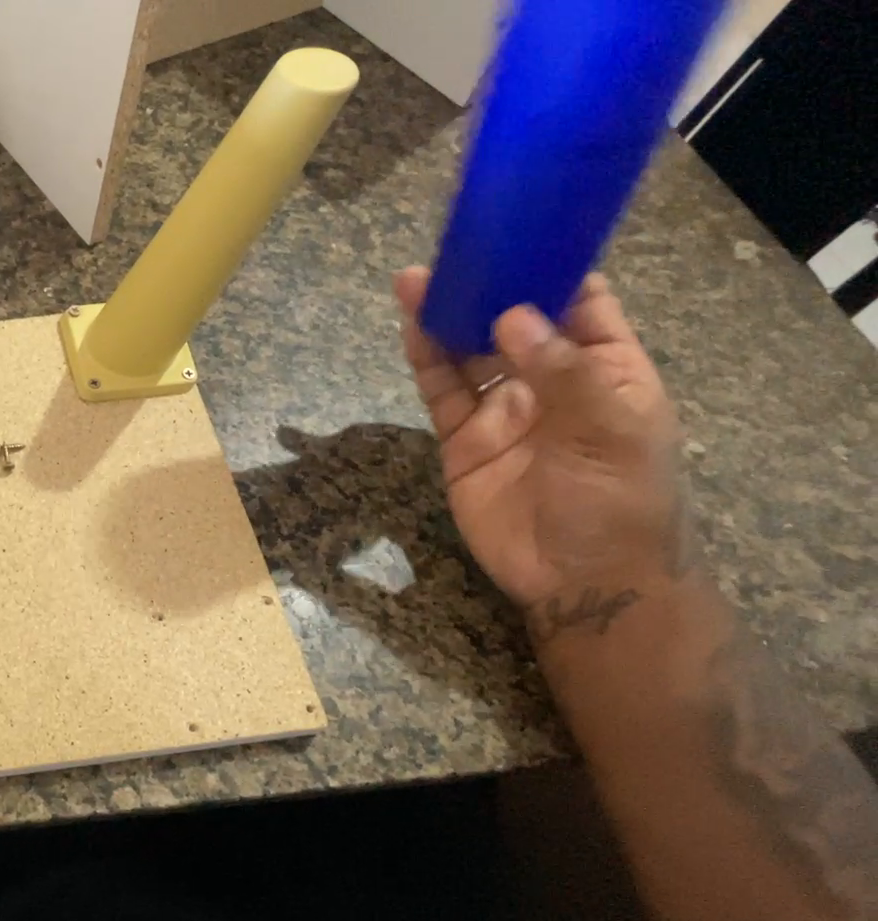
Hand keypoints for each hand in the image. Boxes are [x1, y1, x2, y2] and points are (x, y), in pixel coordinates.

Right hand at [394, 267, 687, 613]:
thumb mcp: (609, 430)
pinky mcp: (462, 439)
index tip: (521, 232)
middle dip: (485, 288)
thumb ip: (562, 372)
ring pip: (468, 353)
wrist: (578, 577)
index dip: (553, 268)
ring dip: (445, 317)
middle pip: (513, 323)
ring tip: (416, 281)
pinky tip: (412, 329)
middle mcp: (551, 382)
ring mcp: (502, 410)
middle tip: (452, 252)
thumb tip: (512, 318)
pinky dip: (426, 361)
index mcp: (608, 370)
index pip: (581, 305)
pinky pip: (441, 392)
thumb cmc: (617, 501)